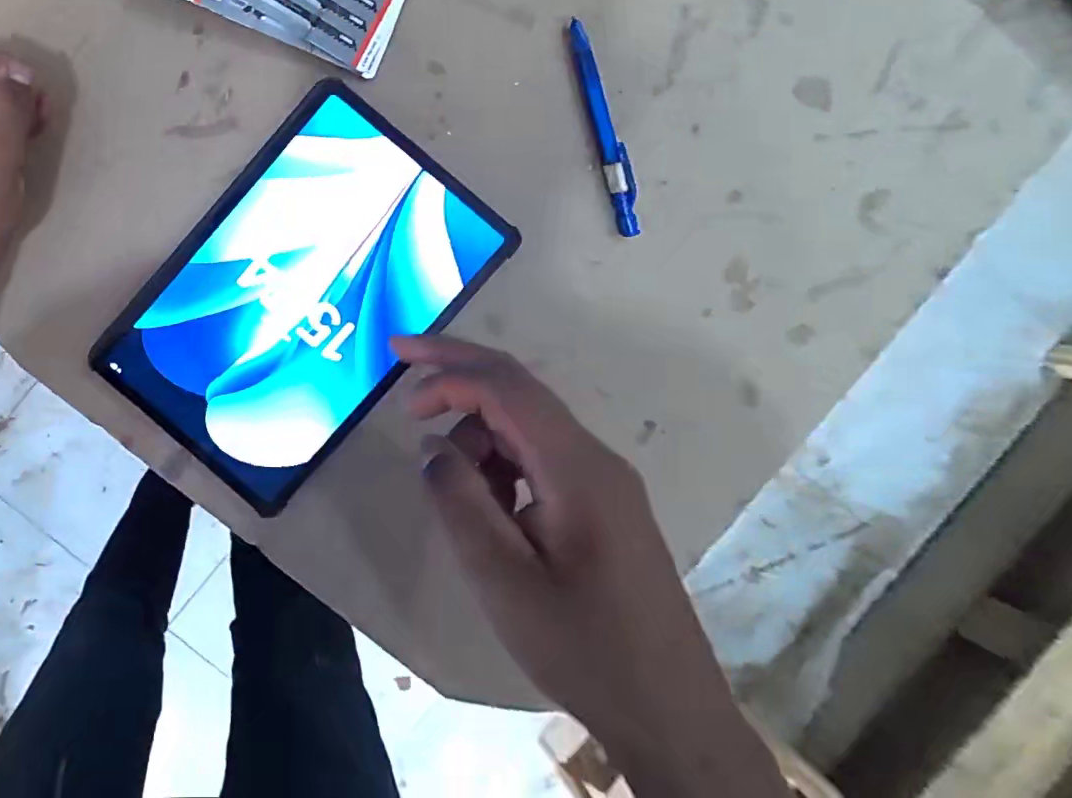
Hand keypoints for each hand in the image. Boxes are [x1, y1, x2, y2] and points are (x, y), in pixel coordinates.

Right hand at [391, 335, 785, 795]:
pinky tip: (490, 509)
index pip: (507, 387)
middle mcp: (594, 456)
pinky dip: (501, 463)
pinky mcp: (602, 501)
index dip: (449, 373)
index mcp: (577, 466)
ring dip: (479, 435)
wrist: (669, 711)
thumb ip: (459, 500)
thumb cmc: (582, 647)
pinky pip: (540, 458)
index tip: (402, 395)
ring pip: (526, 425)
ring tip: (457, 494)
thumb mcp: (502, 578)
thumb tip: (432, 444)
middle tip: (402, 360)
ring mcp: (603, 478)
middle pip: (519, 389)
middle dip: (458, 369)